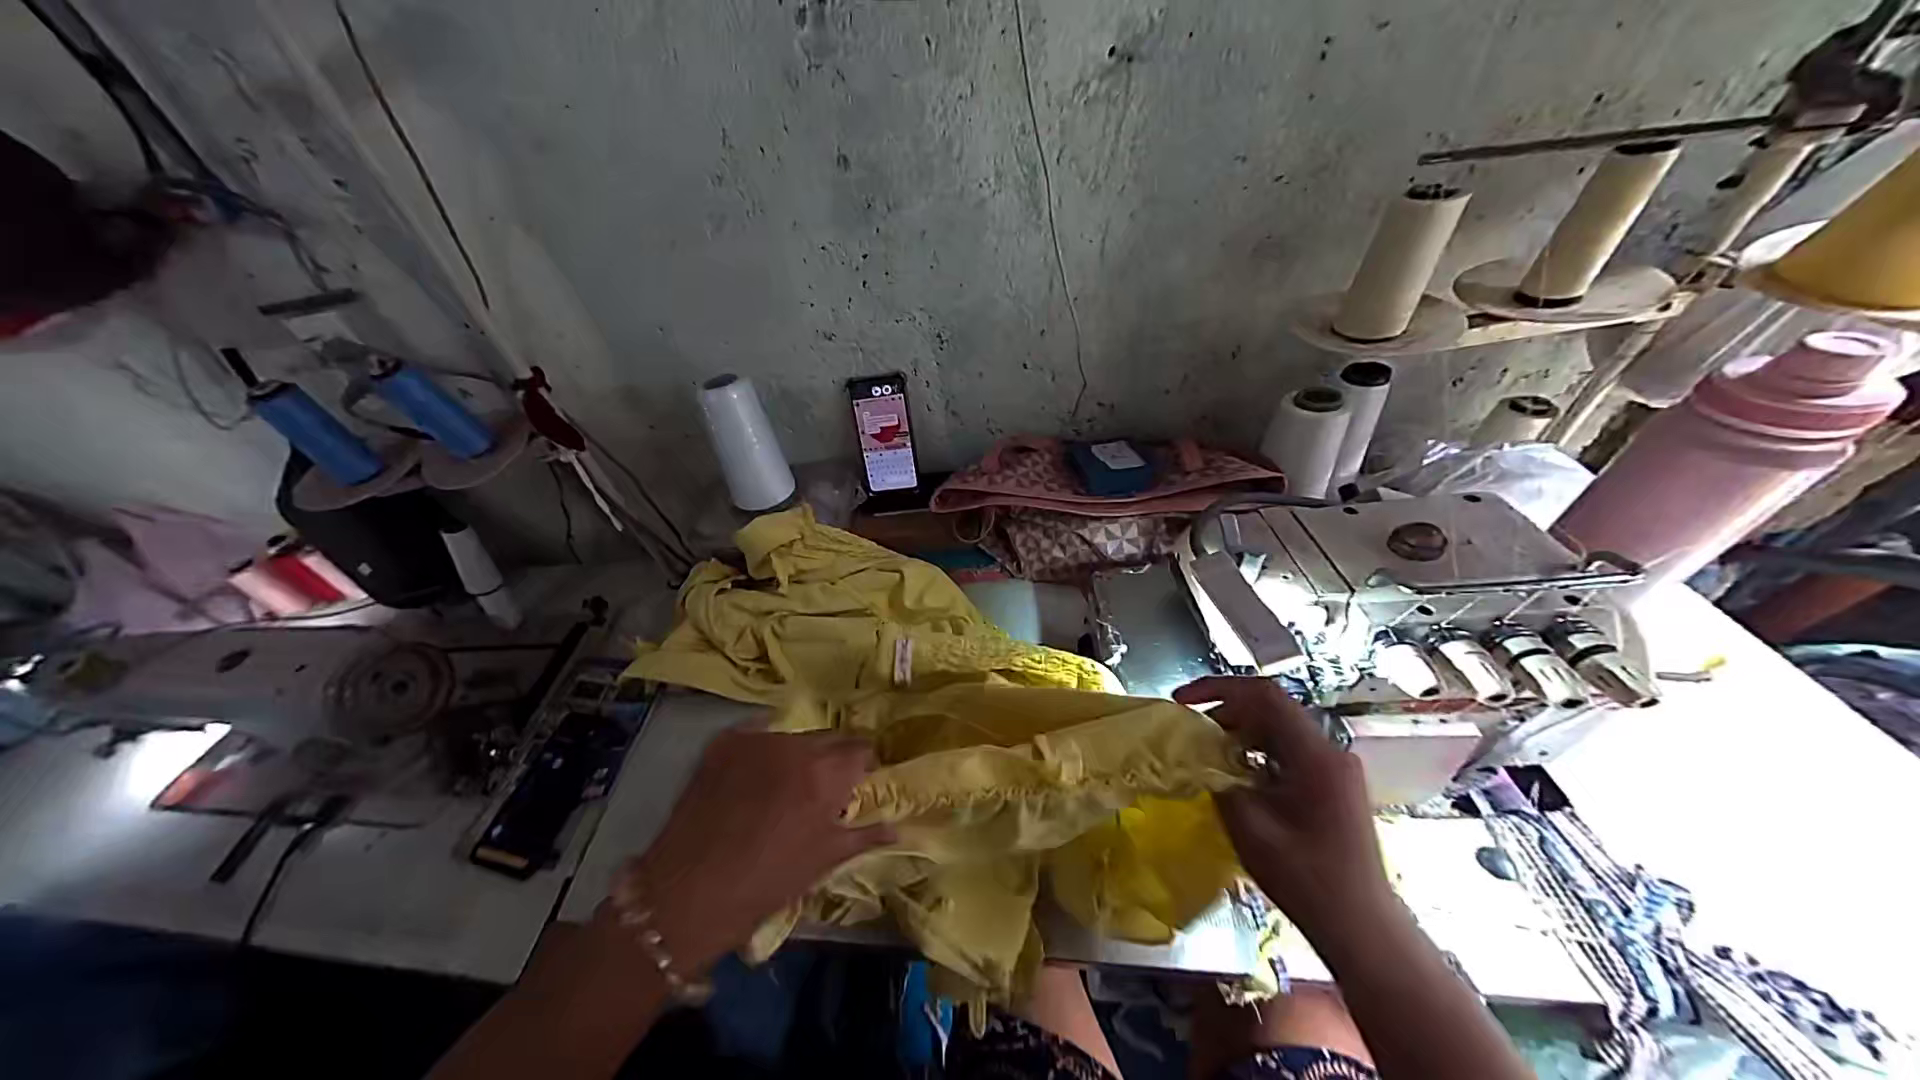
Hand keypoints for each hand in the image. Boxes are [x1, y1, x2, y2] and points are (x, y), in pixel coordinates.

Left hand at [608, 727, 893, 973]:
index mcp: (827, 774)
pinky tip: (754, 777)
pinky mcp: (723, 743)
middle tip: (826, 786)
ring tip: (785, 786)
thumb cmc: (767, 882)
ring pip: (793, 738)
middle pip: (830, 737)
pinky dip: (764, 751)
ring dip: (799, 755)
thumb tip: (898, 826)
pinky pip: (757, 736)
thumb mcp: (824, 861)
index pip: (862, 750)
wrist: (688, 892)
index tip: (859, 784)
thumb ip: (865, 835)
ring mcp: (756, 740)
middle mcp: (796, 746)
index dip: (864, 766)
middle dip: (835, 757)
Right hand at [1174, 677, 1390, 932]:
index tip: (1182, 700)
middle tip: (1191, 732)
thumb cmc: (1306, 878)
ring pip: (1279, 729)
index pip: (1265, 696)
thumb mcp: (1250, 828)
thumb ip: (1221, 782)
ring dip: (1240, 734)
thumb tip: (1199, 758)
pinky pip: (1289, 751)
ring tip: (1208, 754)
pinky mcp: (1333, 784)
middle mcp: (1331, 751)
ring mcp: (1335, 768)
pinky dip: (1257, 753)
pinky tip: (1236, 777)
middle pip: (1272, 709)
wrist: (1361, 926)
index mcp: (1315, 755)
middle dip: (1226, 712)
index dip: (1218, 688)